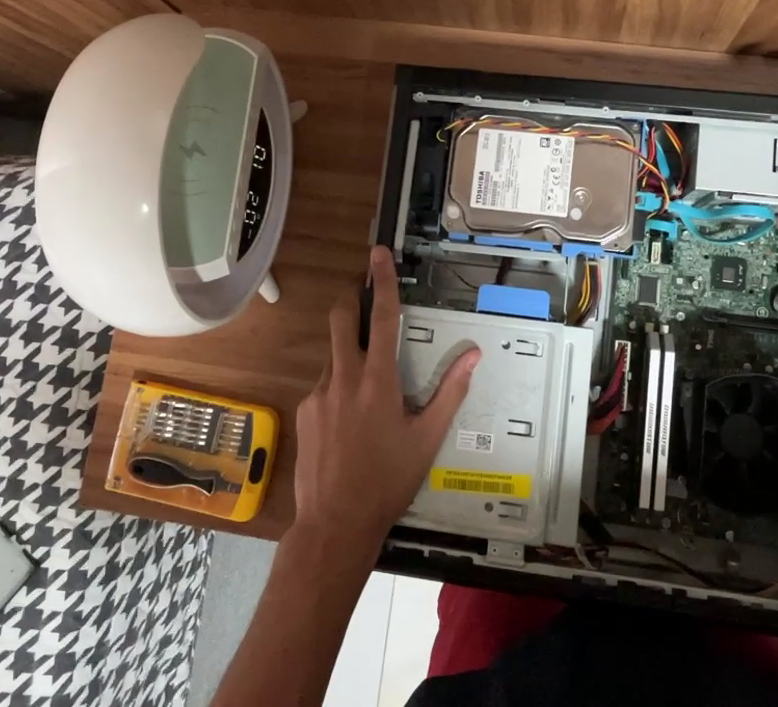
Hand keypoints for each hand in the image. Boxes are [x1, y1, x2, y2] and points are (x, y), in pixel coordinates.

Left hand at [292, 246, 479, 551]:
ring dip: (349, 354)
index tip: (378, 254)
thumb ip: (450, 391)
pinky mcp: (303, 412)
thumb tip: (473, 355)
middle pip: (340, 319)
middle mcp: (344, 377)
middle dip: (350, 299)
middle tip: (363, 295)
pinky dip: (339, 387)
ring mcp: (318, 393)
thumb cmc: (389, 481)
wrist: (335, 523)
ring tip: (369, 391)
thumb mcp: (428, 438)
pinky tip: (350, 422)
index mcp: (378, 380)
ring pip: (333, 355)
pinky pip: (323, 386)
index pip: (382, 317)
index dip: (382, 281)